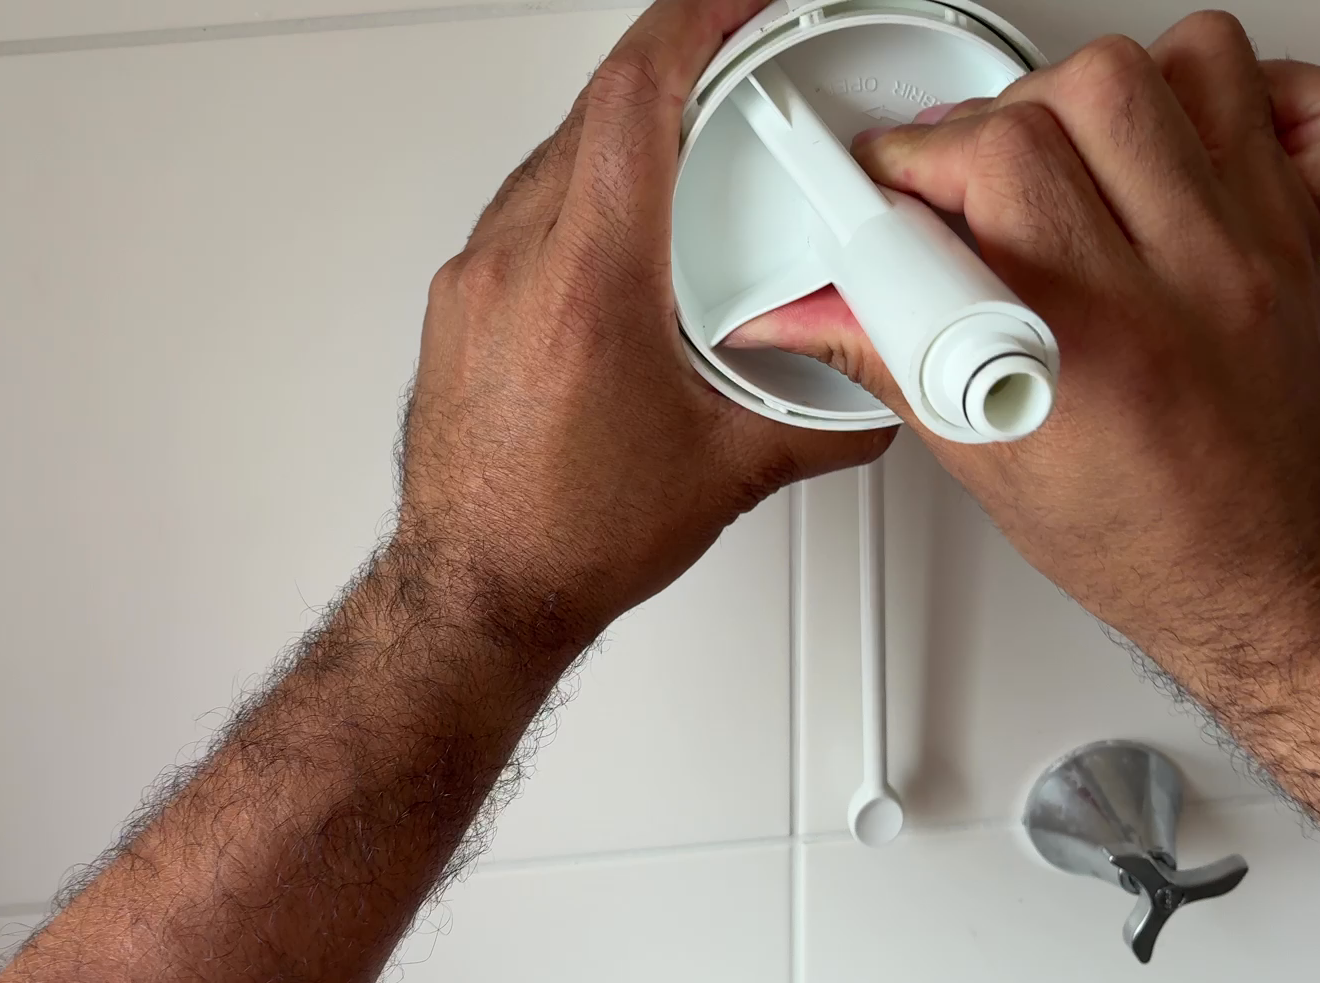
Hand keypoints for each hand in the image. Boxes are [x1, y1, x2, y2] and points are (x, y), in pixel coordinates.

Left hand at [399, 0, 890, 648]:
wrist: (481, 588)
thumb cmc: (565, 542)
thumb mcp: (721, 474)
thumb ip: (818, 423)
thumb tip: (866, 398)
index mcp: (586, 292)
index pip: (636, 95)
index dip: (694, 20)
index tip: (734, 3)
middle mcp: (511, 273)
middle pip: (593, 118)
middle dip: (669, 86)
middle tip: (722, 98)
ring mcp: (469, 288)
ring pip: (549, 165)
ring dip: (616, 151)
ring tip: (672, 186)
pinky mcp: (453, 313)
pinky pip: (516, 218)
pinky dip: (571, 207)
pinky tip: (607, 254)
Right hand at [727, 14, 1319, 683]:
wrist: (1250, 565)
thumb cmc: (1123, 531)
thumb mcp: (970, 453)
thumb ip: (887, 359)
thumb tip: (807, 320)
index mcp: (1073, 347)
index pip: (968, 197)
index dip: (894, 174)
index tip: (865, 185)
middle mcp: (1170, 282)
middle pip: (1058, 112)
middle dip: (964, 130)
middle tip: (938, 179)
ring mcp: (1248, 248)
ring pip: (1173, 71)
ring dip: (1074, 94)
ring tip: (1036, 151)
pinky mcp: (1301, 234)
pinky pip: (1311, 100)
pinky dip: (1228, 89)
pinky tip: (1157, 140)